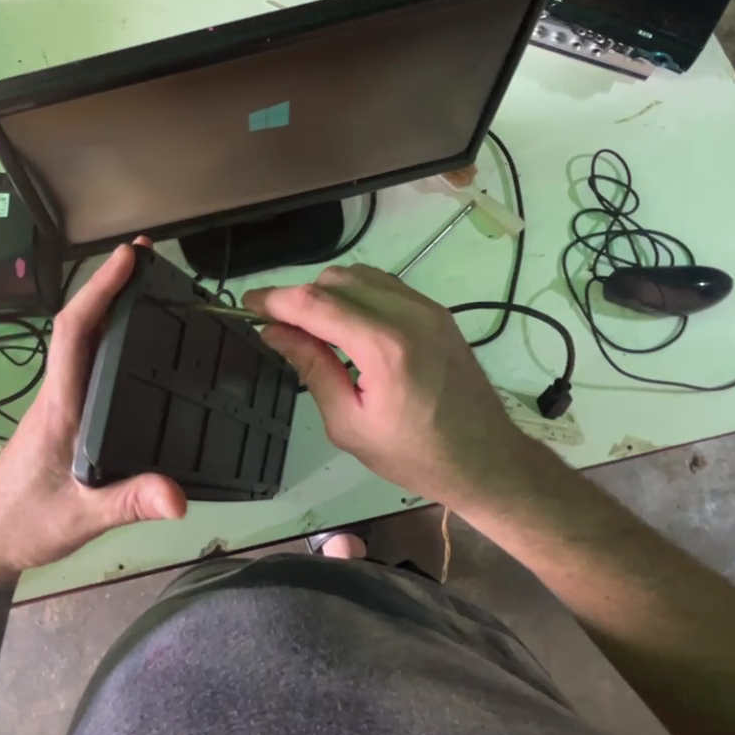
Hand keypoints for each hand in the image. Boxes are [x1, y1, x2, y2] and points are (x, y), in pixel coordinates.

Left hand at [0, 241, 187, 587]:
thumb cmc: (24, 523)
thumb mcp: (82, 517)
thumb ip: (130, 503)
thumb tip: (179, 496)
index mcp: (60, 405)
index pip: (75, 331)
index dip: (100, 288)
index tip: (128, 257)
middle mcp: (56, 393)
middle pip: (80, 324)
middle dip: (110, 284)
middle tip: (149, 257)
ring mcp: (56, 402)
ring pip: (81, 342)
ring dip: (108, 307)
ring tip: (148, 287)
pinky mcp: (60, 415)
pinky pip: (84, 363)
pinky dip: (107, 337)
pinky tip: (132, 343)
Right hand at [243, 264, 540, 509]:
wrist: (486, 459)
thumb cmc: (414, 455)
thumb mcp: (348, 423)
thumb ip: (311, 368)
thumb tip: (273, 331)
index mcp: (384, 348)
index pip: (315, 304)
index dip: (274, 299)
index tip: (247, 304)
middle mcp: (407, 315)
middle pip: (334, 281)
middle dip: (300, 298)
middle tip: (282, 330)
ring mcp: (426, 308)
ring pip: (358, 275)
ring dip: (327, 293)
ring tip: (314, 329)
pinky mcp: (436, 311)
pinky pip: (383, 283)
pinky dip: (355, 294)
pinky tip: (348, 325)